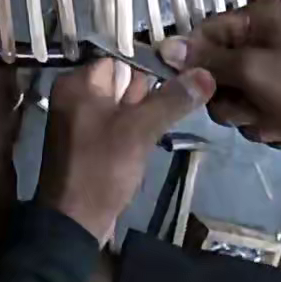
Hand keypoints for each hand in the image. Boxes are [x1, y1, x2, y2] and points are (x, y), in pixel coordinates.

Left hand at [37, 61, 213, 242]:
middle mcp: (77, 94)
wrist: (74, 225)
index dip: (153, 62)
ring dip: (150, 106)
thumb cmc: (100, 168)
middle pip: (125, 77)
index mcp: (78, 83)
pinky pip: (122, 119)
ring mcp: (84, 118)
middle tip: (183, 92)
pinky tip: (159, 129)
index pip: (122, 56)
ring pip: (127, 99)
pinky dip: (140, 122)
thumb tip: (207, 73)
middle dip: (152, 86)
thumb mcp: (140, 130)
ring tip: (179, 107)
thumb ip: (172, 99)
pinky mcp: (93, 139)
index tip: (184, 69)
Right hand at [157, 1, 280, 147]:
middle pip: (216, 72)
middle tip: (253, 107)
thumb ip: (208, 60)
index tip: (190, 88)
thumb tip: (163, 46)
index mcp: (257, 19)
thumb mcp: (254, 71)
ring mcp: (273, 69)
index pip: (205, 33)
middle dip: (233, 99)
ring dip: (252, 117)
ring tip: (277, 120)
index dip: (194, 63)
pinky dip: (269, 125)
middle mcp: (262, 38)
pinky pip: (255, 112)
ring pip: (234, 99)